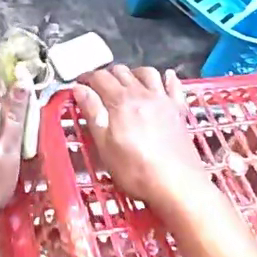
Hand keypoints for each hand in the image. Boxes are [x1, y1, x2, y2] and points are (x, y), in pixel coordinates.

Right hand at [74, 66, 216, 219]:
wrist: (178, 185)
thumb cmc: (136, 170)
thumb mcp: (105, 146)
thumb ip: (92, 113)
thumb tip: (79, 89)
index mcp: (121, 101)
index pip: (100, 78)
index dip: (86, 77)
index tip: (79, 84)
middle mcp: (142, 94)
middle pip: (122, 72)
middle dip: (106, 75)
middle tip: (98, 88)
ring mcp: (163, 100)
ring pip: (147, 72)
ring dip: (133, 73)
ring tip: (126, 83)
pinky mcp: (178, 110)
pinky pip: (173, 84)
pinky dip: (166, 77)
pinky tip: (164, 78)